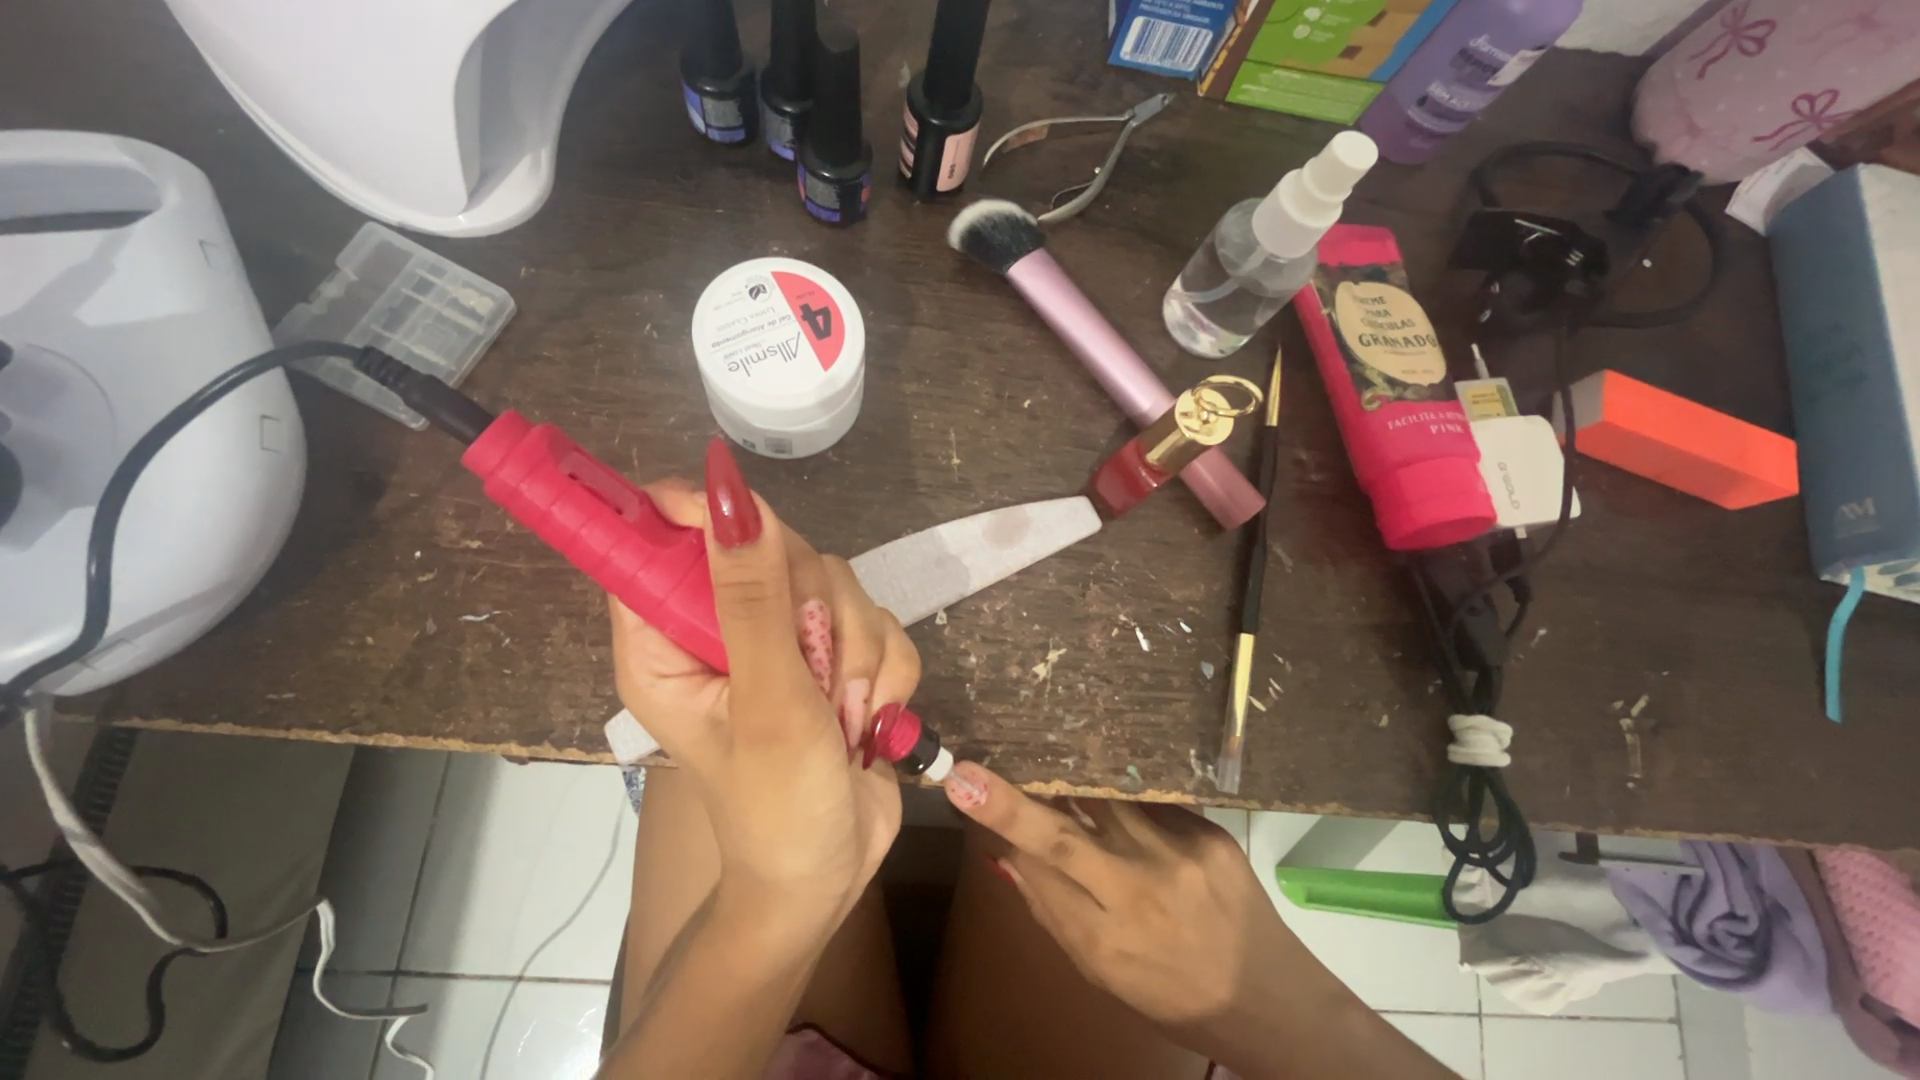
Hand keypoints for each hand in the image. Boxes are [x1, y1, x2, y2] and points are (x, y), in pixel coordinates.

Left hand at [610, 438, 917, 924]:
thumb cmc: (777, 806)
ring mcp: (783, 638)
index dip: (701, 515)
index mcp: (665, 640)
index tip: (754, 532)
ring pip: (837, 583)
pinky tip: (872, 720)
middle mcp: (720, 628)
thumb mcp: (767, 703)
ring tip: (845, 718)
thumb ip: (753, 598)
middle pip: (774, 549)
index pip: (660, 540)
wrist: (833, 873)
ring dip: (858, 655)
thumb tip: (729, 493)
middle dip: (817, 612)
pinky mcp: (836, 652)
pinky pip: (877, 618)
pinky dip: (886, 670)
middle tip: (818, 675)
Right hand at [941, 762, 1332, 1062]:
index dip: (999, 822)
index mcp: (1106, 940)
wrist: (1271, 997)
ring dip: (1071, 782)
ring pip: (1106, 800)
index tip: (962, 785)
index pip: (1037, 866)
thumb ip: (1052, 909)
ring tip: (1047, 757)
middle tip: (970, 768)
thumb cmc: (1171, 994)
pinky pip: (1148, 801)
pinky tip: (1115, 797)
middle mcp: (1140, 892)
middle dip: (1013, 800)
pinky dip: (1122, 799)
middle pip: (1063, 832)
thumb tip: (1005, 851)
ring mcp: (1179, 855)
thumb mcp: (1102, 972)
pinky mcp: (1210, 832)